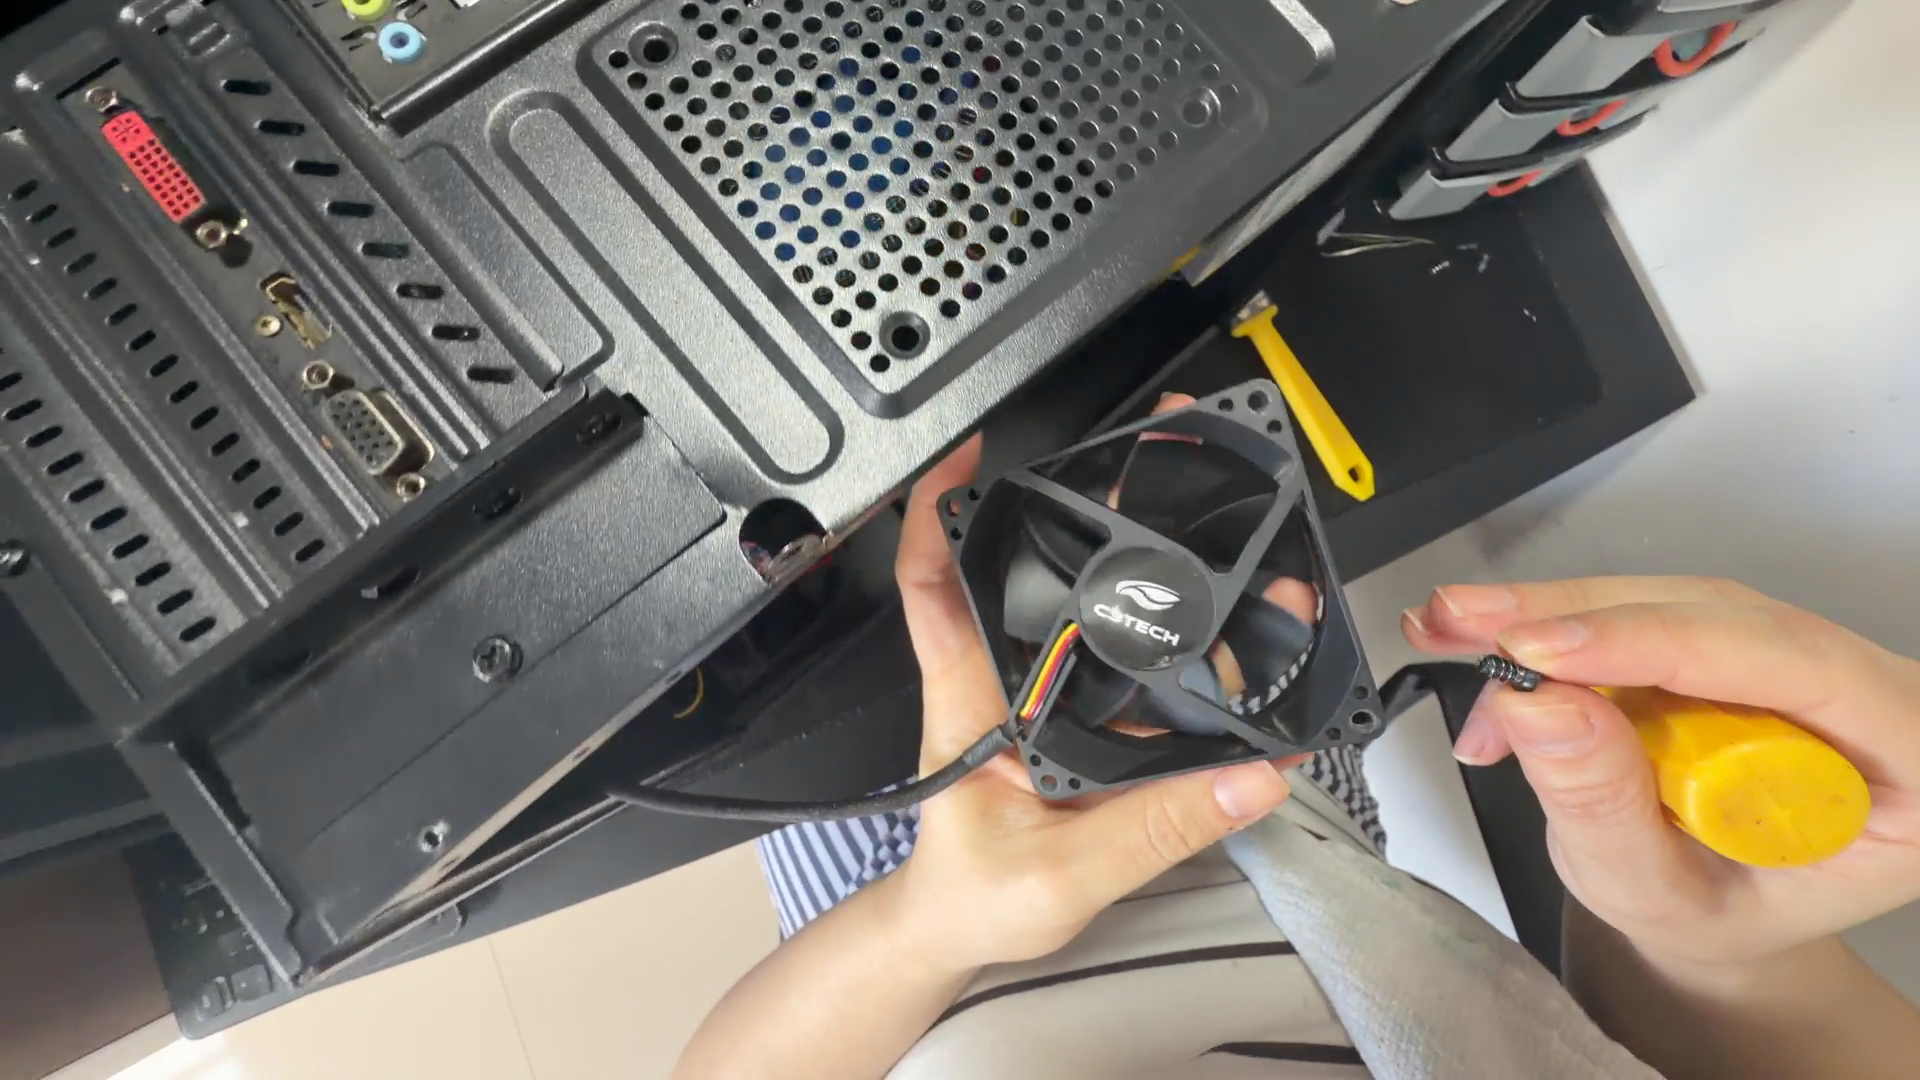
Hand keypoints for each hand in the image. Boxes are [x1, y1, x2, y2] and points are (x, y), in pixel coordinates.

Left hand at [889, 423, 1298, 972]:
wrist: (961, 922)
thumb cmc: (975, 895)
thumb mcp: (1057, 876)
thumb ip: (1149, 830)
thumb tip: (1245, 777)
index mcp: (967, 698)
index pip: (932, 584)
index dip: (940, 511)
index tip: (970, 456)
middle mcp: (997, 678)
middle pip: (1021, 566)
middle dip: (1071, 501)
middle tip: (1132, 458)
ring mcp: (1034, 692)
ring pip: (1074, 603)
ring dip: (1124, 557)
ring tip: (1187, 522)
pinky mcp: (1066, 712)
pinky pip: (1112, 655)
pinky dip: (1154, 629)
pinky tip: (1204, 620)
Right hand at [1403, 577, 1919, 968]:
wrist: (1698, 904)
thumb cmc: (1707, 912)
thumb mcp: (1651, 889)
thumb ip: (1600, 805)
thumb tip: (1537, 704)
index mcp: (1906, 761)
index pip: (1789, 664)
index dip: (1652, 643)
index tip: (1536, 652)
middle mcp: (1849, 693)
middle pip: (1705, 612)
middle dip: (1565, 614)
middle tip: (1461, 618)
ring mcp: (1767, 665)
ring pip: (1645, 603)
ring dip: (1531, 614)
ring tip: (1443, 628)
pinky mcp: (1692, 652)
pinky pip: (1606, 619)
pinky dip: (1526, 633)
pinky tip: (1471, 651)